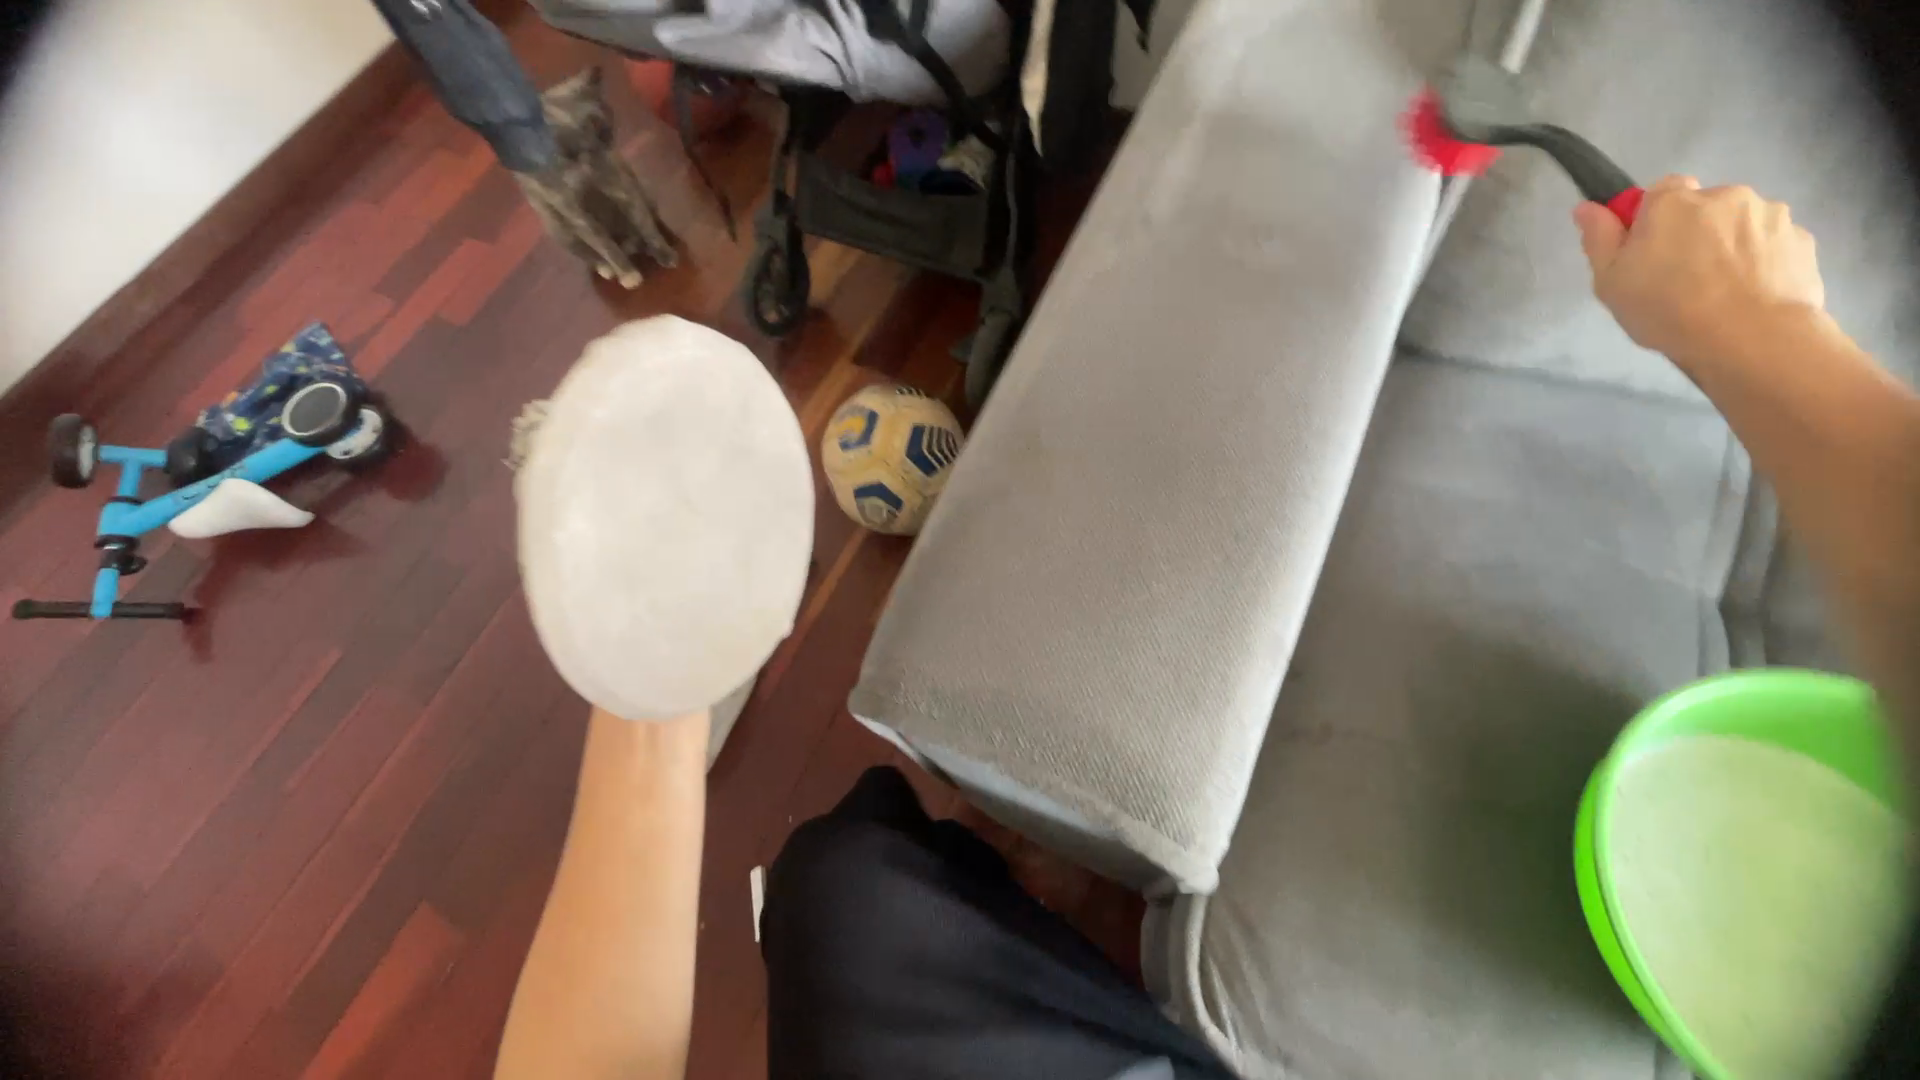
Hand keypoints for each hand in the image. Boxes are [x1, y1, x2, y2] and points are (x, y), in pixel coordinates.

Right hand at [1573, 175, 1827, 368]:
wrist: (1749, 334)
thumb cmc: (1665, 308)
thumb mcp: (1610, 281)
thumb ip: (1600, 238)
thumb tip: (1587, 207)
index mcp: (1674, 203)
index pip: (1660, 189)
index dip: (1650, 217)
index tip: (1645, 249)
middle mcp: (1726, 195)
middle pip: (1702, 206)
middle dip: (1692, 231)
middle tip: (1677, 276)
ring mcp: (1770, 214)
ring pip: (1738, 224)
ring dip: (1726, 244)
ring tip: (1716, 289)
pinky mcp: (1802, 238)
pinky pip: (1769, 244)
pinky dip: (1757, 260)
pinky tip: (1746, 292)